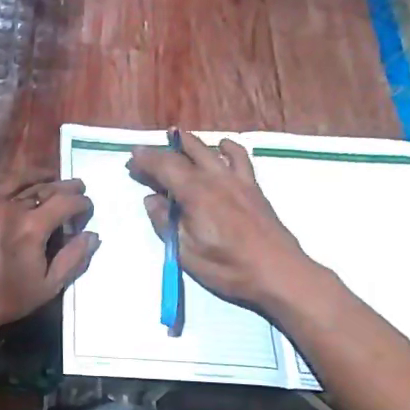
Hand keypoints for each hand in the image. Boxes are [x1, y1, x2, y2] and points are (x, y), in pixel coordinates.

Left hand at [0, 172, 99, 339]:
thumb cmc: (5, 299)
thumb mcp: (48, 286)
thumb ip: (73, 259)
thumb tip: (93, 236)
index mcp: (33, 226)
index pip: (66, 202)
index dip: (82, 202)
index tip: (87, 208)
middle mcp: (10, 208)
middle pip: (43, 187)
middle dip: (65, 186)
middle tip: (77, 186)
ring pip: (15, 181)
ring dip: (36, 176)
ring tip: (48, 177)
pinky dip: (1, 179)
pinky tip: (9, 181)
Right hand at [127, 131, 323, 312]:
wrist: (277, 273)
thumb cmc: (226, 267)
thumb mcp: (184, 251)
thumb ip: (164, 222)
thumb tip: (152, 200)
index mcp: (196, 195)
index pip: (165, 167)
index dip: (147, 159)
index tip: (131, 155)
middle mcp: (216, 180)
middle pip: (185, 156)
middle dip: (161, 152)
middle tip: (143, 153)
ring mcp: (238, 181)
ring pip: (211, 151)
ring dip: (191, 142)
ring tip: (177, 136)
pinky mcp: (253, 188)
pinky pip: (240, 158)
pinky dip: (227, 148)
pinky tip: (221, 146)